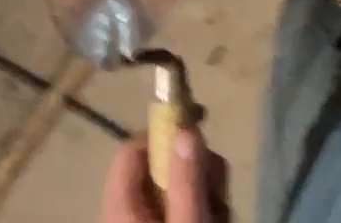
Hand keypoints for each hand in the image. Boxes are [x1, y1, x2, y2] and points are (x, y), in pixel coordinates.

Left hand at [99, 130, 227, 222]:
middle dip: (198, 166)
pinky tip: (216, 217)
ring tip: (219, 212)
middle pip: (162, 162)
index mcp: (121, 208)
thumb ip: (187, 179)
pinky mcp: (166, 219)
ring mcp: (148, 217)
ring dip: (207, 187)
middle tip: (218, 184)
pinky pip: (186, 197)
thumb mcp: (189, 221)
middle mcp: (130, 209)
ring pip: (180, 177)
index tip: (198, 127)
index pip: (131, 151)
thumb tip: (186, 129)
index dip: (162, 132)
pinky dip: (205, 201)